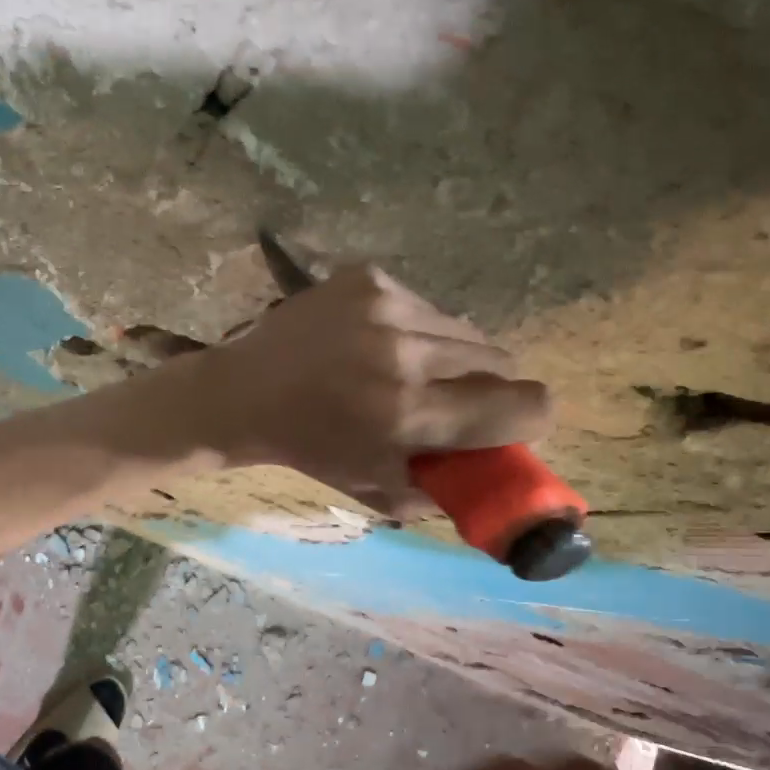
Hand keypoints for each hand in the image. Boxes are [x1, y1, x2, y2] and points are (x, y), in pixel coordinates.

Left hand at [201, 264, 552, 515]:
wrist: (241, 393)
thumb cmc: (309, 447)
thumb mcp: (378, 488)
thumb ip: (449, 491)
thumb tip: (505, 478)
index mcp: (410, 413)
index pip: (527, 404)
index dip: (526, 417)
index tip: (507, 422)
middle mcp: (403, 353)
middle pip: (500, 361)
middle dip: (482, 385)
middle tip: (444, 397)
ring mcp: (383, 307)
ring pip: (462, 328)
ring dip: (445, 352)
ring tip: (397, 368)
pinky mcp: (365, 278)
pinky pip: (422, 302)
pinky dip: (408, 324)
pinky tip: (367, 341)